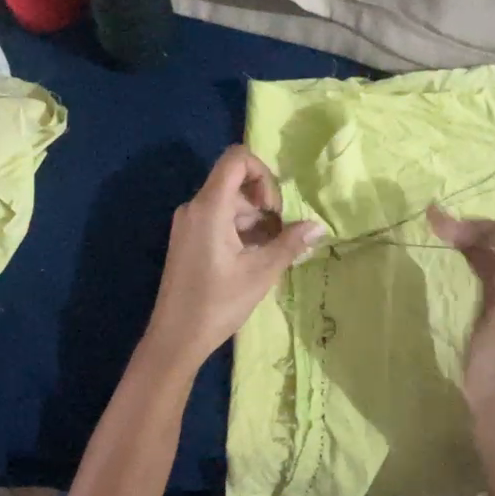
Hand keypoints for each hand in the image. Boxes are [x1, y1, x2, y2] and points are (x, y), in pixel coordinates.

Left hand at [141, 146, 326, 372]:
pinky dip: (240, 231)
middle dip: (264, 204)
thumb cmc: (217, 303)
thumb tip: (319, 226)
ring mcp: (189, 223)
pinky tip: (255, 259)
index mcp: (209, 207)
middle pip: (236, 183)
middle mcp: (195, 207)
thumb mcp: (260, 273)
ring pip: (230, 204)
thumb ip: (290, 243)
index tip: (273, 209)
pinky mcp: (188, 238)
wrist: (175, 336)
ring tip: (272, 253)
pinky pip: (219, 220)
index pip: (236, 158)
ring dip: (256, 221)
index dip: (263, 173)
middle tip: (280, 237)